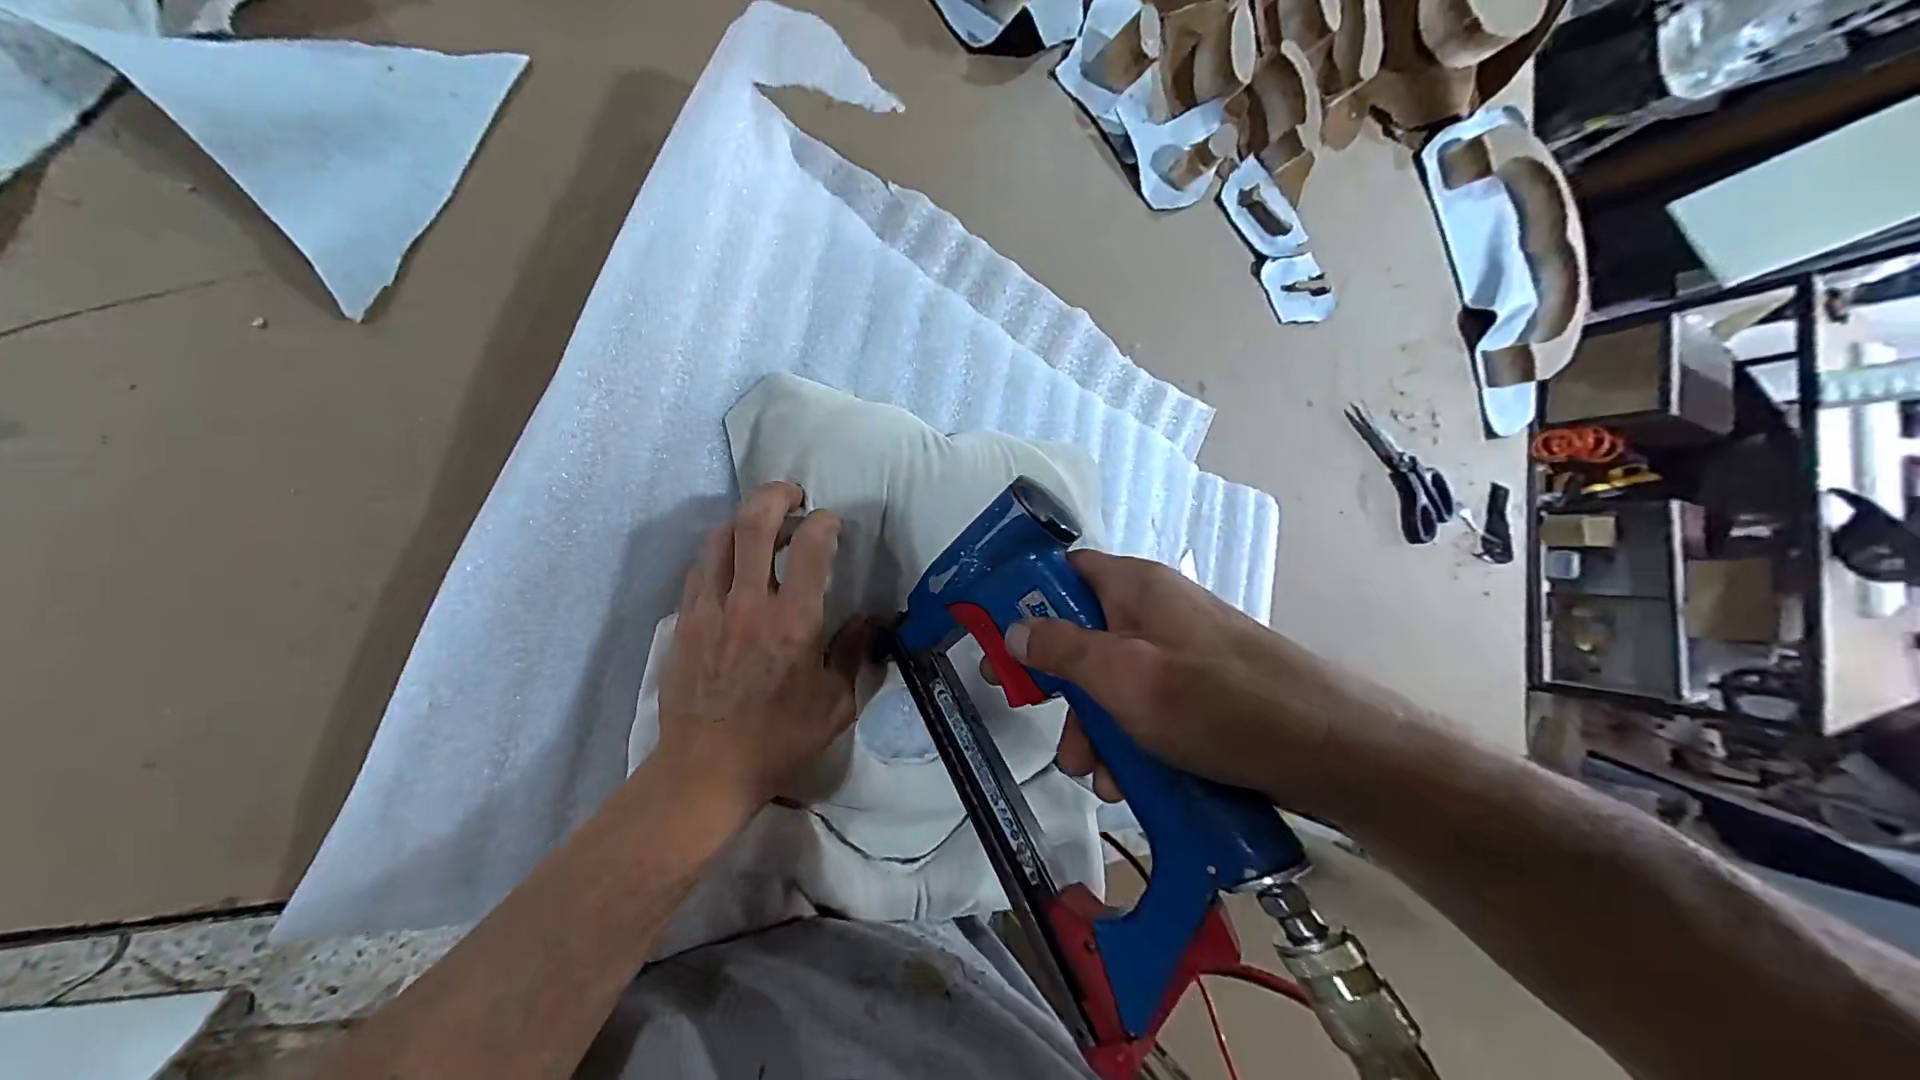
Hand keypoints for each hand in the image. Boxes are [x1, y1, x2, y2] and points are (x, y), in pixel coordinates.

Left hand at [654, 481, 869, 809]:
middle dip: (776, 495)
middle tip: (794, 495)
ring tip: (760, 523)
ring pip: (718, 537)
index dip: (824, 522)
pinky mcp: (683, 622)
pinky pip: (699, 568)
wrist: (705, 770)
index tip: (831, 522)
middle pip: (754, 523)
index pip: (810, 546)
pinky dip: (719, 551)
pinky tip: (731, 563)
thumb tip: (870, 619)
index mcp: (794, 623)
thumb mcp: (835, 705)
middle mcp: (750, 605)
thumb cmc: (779, 740)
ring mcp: (710, 610)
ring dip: (742, 518)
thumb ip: (853, 653)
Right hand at [1001, 550, 1379, 817]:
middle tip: (1060, 740)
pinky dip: (1133, 742)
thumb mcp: (1122, 675)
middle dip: (1067, 695)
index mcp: (1134, 586)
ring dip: (1098, 732)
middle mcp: (1155, 611)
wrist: (1328, 749)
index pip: (1065, 572)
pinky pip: (1149, 709)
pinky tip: (1134, 783)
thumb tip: (1015, 629)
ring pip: (1115, 684)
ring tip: (1103, 779)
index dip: (1028, 604)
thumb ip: (1062, 650)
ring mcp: (1181, 652)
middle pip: (1085, 638)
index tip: (1005, 648)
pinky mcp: (1201, 691)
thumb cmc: (1213, 701)